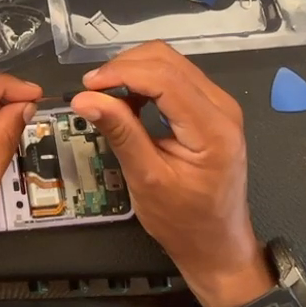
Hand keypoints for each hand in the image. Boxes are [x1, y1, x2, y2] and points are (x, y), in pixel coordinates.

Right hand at [69, 41, 272, 306]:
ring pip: (169, 62)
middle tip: (92, 91)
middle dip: (124, 67)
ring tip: (107, 97)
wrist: (217, 246)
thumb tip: (83, 98)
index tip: (87, 86)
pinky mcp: (211, 107)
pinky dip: (145, 80)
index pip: (164, 78)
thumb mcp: (146, 179)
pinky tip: (128, 101)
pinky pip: (174, 76)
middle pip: (167, 60)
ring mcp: (219, 104)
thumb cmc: (183, 221)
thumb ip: (120, 132)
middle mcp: (222, 106)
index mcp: (212, 128)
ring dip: (132, 71)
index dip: (122, 73)